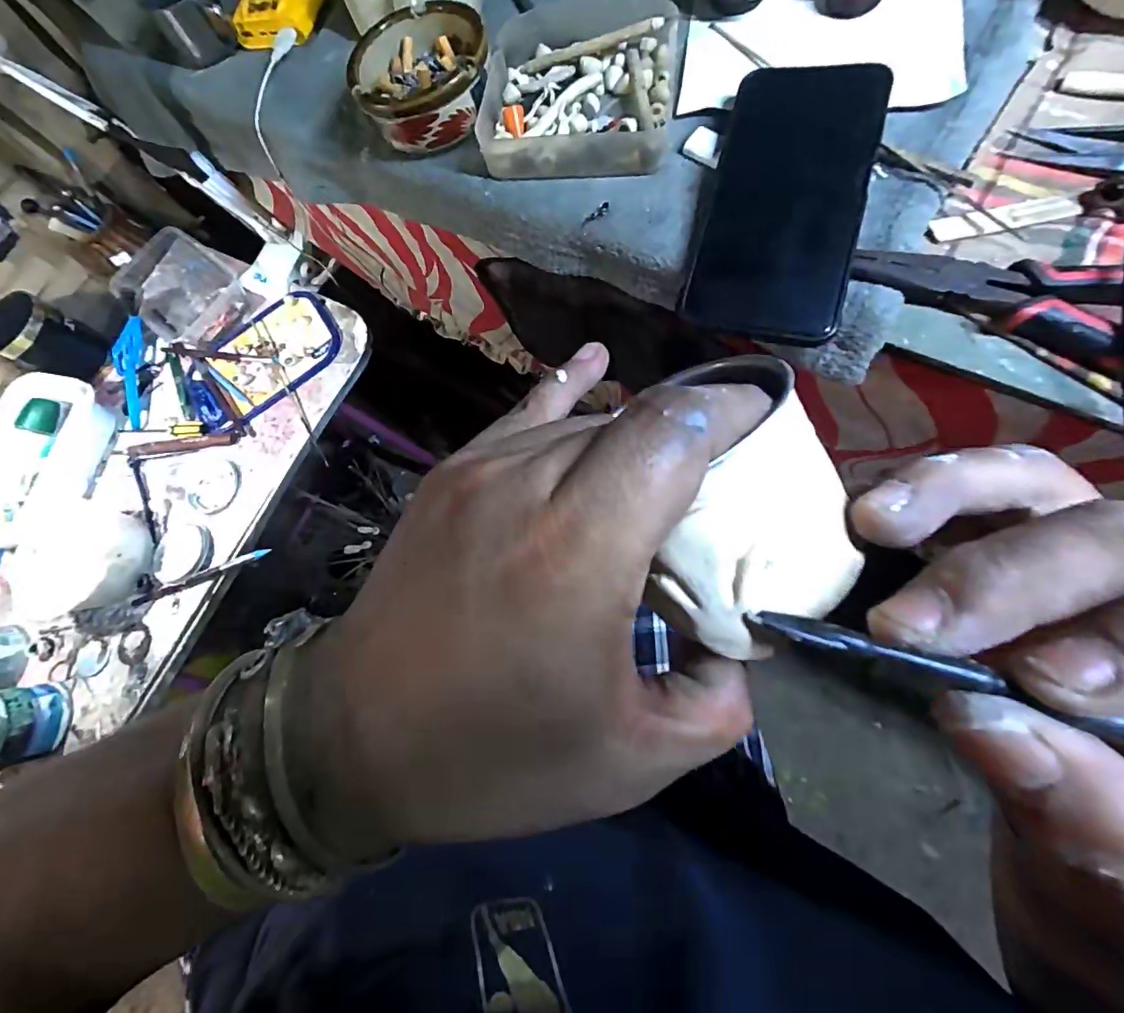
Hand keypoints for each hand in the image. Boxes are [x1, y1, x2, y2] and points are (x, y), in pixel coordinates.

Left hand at [292, 343, 770, 858]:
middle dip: (690, 430)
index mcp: (579, 547)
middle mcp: (524, 486)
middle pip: (629, 421)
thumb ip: (716, 692)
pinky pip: (517, 419)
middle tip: (727, 470)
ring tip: (670, 459)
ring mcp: (474, 473)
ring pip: (576, 422)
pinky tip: (589, 365)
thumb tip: (733, 636)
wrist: (357, 736)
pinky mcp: (444, 479)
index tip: (766, 417)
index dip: (727, 410)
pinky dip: (561, 393)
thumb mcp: (635, 756)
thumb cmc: (494, 758)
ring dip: (632, 433)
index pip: (670, 431)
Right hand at [852, 448, 1123, 1011]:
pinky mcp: (1034, 546)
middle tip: (906, 631)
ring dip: (952, 501)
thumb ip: (1107, 824)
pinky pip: (989, 490)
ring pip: (1053, 490)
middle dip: (1011, 584)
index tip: (1045, 682)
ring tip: (872, 526)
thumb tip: (978, 721)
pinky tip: (869, 513)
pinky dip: (928, 492)